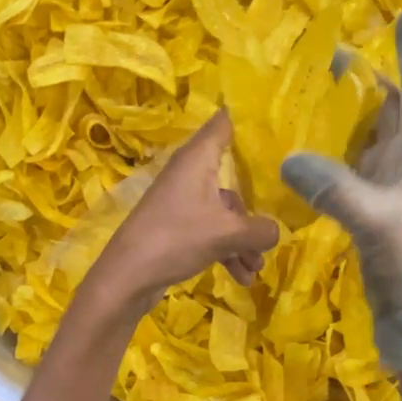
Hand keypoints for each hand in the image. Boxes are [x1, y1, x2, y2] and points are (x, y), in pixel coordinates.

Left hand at [86, 110, 280, 311]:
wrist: (127, 277)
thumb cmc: (177, 239)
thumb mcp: (228, 234)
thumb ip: (260, 230)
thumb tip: (274, 232)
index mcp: (197, 159)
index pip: (223, 124)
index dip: (246, 122)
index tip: (272, 127)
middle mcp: (187, 175)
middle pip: (230, 180)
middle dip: (253, 210)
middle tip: (272, 230)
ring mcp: (179, 204)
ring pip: (222, 215)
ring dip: (242, 241)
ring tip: (255, 269)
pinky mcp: (174, 230)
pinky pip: (209, 234)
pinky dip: (226, 252)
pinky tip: (241, 278)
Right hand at [280, 7, 401, 374]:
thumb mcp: (377, 221)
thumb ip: (336, 188)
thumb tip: (288, 157)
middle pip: (392, 103)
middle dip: (365, 76)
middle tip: (325, 56)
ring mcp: (388, 182)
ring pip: (367, 134)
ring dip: (343, 113)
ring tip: (305, 95)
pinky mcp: (370, 205)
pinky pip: (347, 165)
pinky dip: (327, 151)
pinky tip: (301, 151)